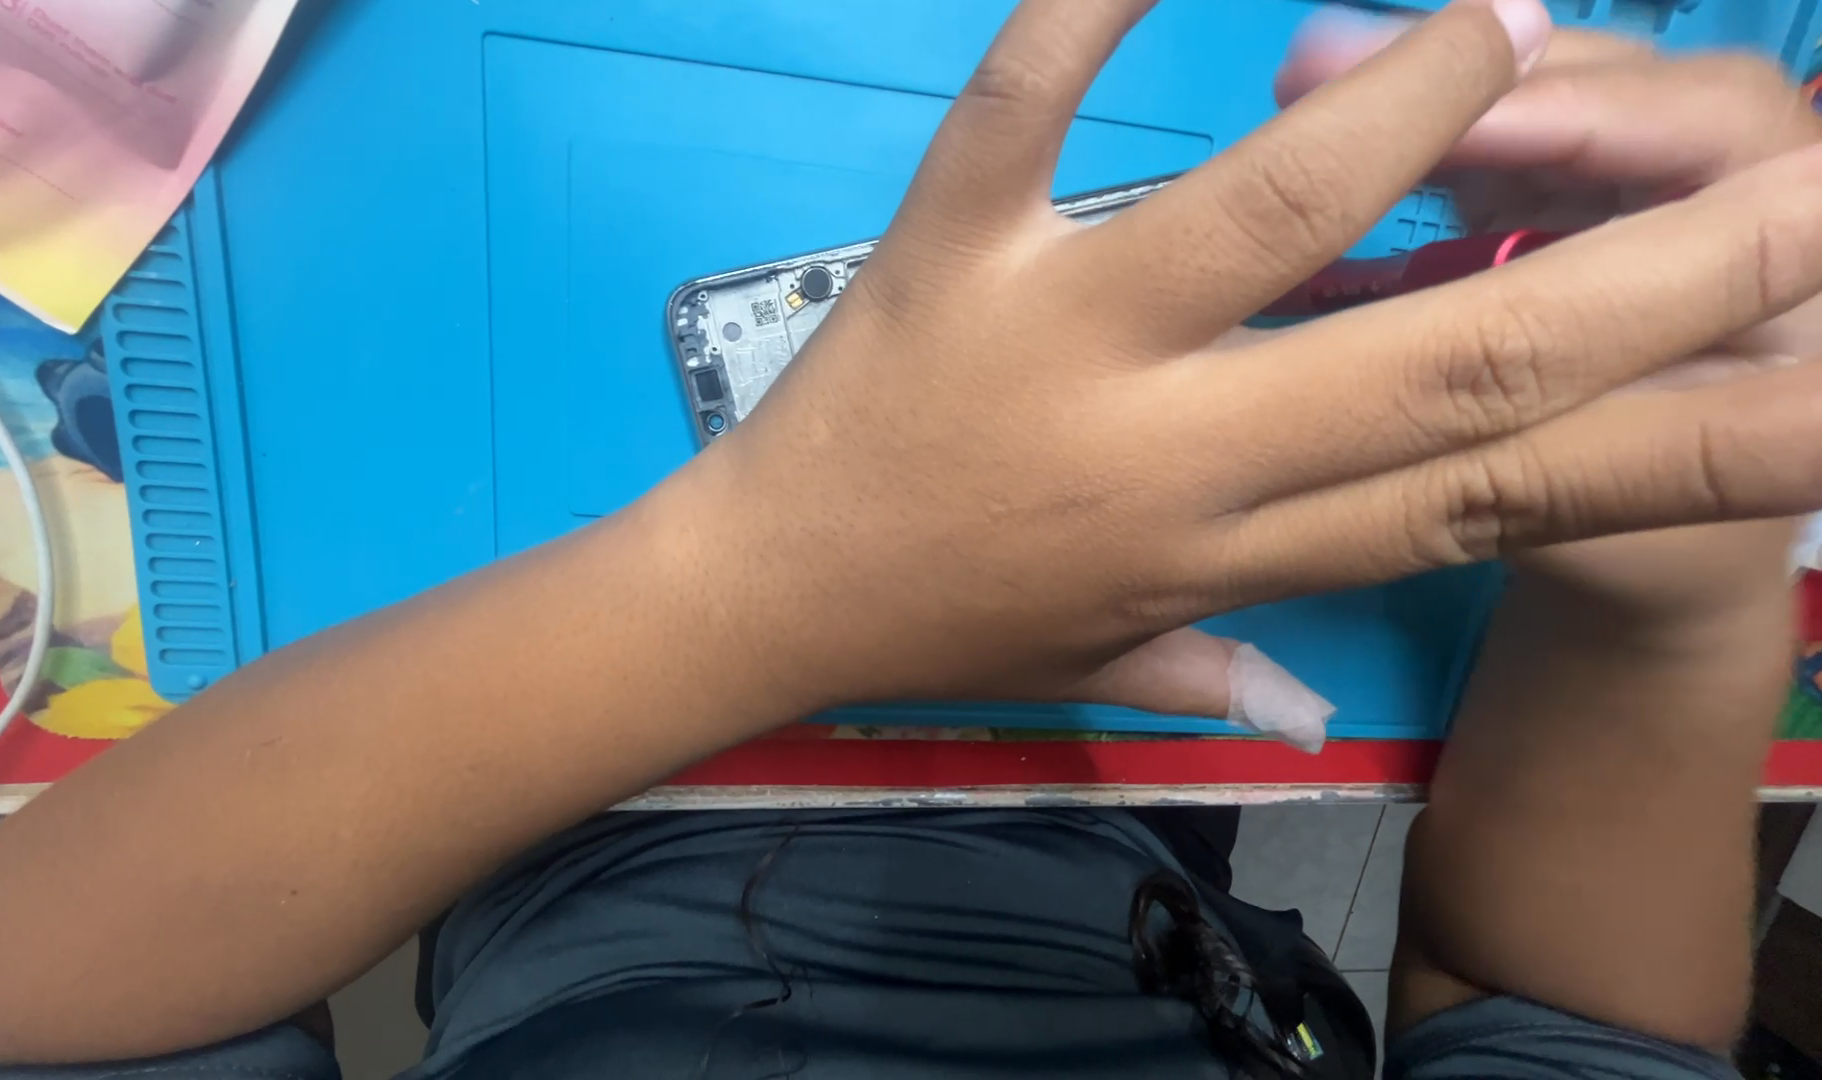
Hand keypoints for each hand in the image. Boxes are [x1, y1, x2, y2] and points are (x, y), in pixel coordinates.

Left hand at [658, 0, 1821, 736]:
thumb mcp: (1082, 671)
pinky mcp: (942, 257)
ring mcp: (1046, 335)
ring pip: (1272, 202)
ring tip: (1496, 28)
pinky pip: (1023, 98)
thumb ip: (1211, 677)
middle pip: (1441, 361)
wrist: (770, 594)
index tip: (1811, 368)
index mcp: (1205, 558)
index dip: (1669, 440)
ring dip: (1411, 104)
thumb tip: (1315, 712)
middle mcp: (1158, 449)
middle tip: (1785, 173)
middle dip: (1643, 268)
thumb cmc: (928, 631)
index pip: (1476, 503)